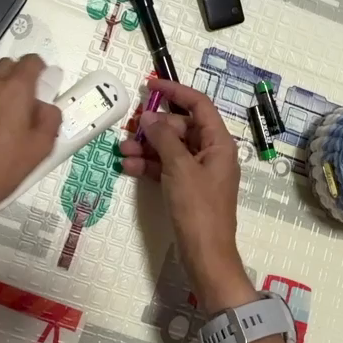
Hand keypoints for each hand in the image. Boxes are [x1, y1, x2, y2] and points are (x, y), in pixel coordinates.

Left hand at [0, 56, 60, 229]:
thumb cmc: (1, 169)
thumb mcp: (41, 148)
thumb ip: (50, 119)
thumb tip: (46, 108)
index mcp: (15, 90)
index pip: (31, 61)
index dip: (40, 69)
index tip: (43, 84)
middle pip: (7, 65)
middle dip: (18, 76)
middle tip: (26, 102)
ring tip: (3, 122)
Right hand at [118, 78, 252, 310]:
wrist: (206, 256)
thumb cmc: (198, 209)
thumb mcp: (179, 169)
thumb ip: (164, 139)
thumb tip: (149, 117)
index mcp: (219, 143)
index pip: (199, 105)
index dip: (175, 92)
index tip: (150, 85)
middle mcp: (212, 153)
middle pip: (182, 127)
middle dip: (155, 126)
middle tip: (130, 129)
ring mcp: (200, 172)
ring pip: (171, 148)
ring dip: (148, 146)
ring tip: (122, 150)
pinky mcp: (187, 188)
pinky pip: (167, 167)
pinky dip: (150, 165)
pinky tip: (128, 167)